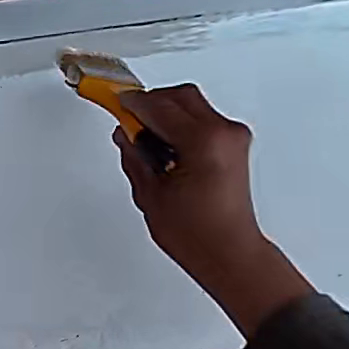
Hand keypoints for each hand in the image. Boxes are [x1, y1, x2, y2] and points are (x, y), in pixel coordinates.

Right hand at [114, 85, 314, 336]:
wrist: (227, 251)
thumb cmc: (197, 233)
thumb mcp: (151, 194)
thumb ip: (135, 157)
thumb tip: (126, 136)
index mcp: (203, 141)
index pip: (159, 107)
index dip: (131, 104)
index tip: (113, 99)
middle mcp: (224, 133)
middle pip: (180, 97)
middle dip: (150, 103)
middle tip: (125, 116)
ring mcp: (233, 137)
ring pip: (193, 105)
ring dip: (166, 113)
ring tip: (143, 136)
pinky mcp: (234, 145)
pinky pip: (204, 120)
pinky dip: (181, 124)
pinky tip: (163, 143)